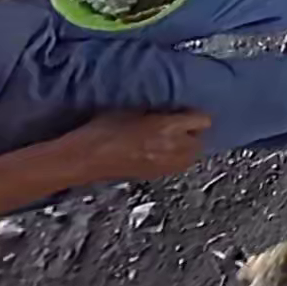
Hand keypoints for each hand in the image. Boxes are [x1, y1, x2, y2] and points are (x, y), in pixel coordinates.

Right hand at [61, 111, 211, 181]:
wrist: (83, 159)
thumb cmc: (102, 131)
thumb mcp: (134, 111)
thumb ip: (160, 112)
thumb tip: (172, 111)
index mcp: (170, 127)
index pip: (204, 120)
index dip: (194, 116)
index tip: (185, 114)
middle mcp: (176, 146)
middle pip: (201, 138)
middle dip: (191, 133)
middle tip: (177, 129)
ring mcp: (170, 162)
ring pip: (193, 153)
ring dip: (186, 147)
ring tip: (169, 143)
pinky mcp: (161, 174)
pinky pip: (180, 165)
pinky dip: (175, 159)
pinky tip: (159, 154)